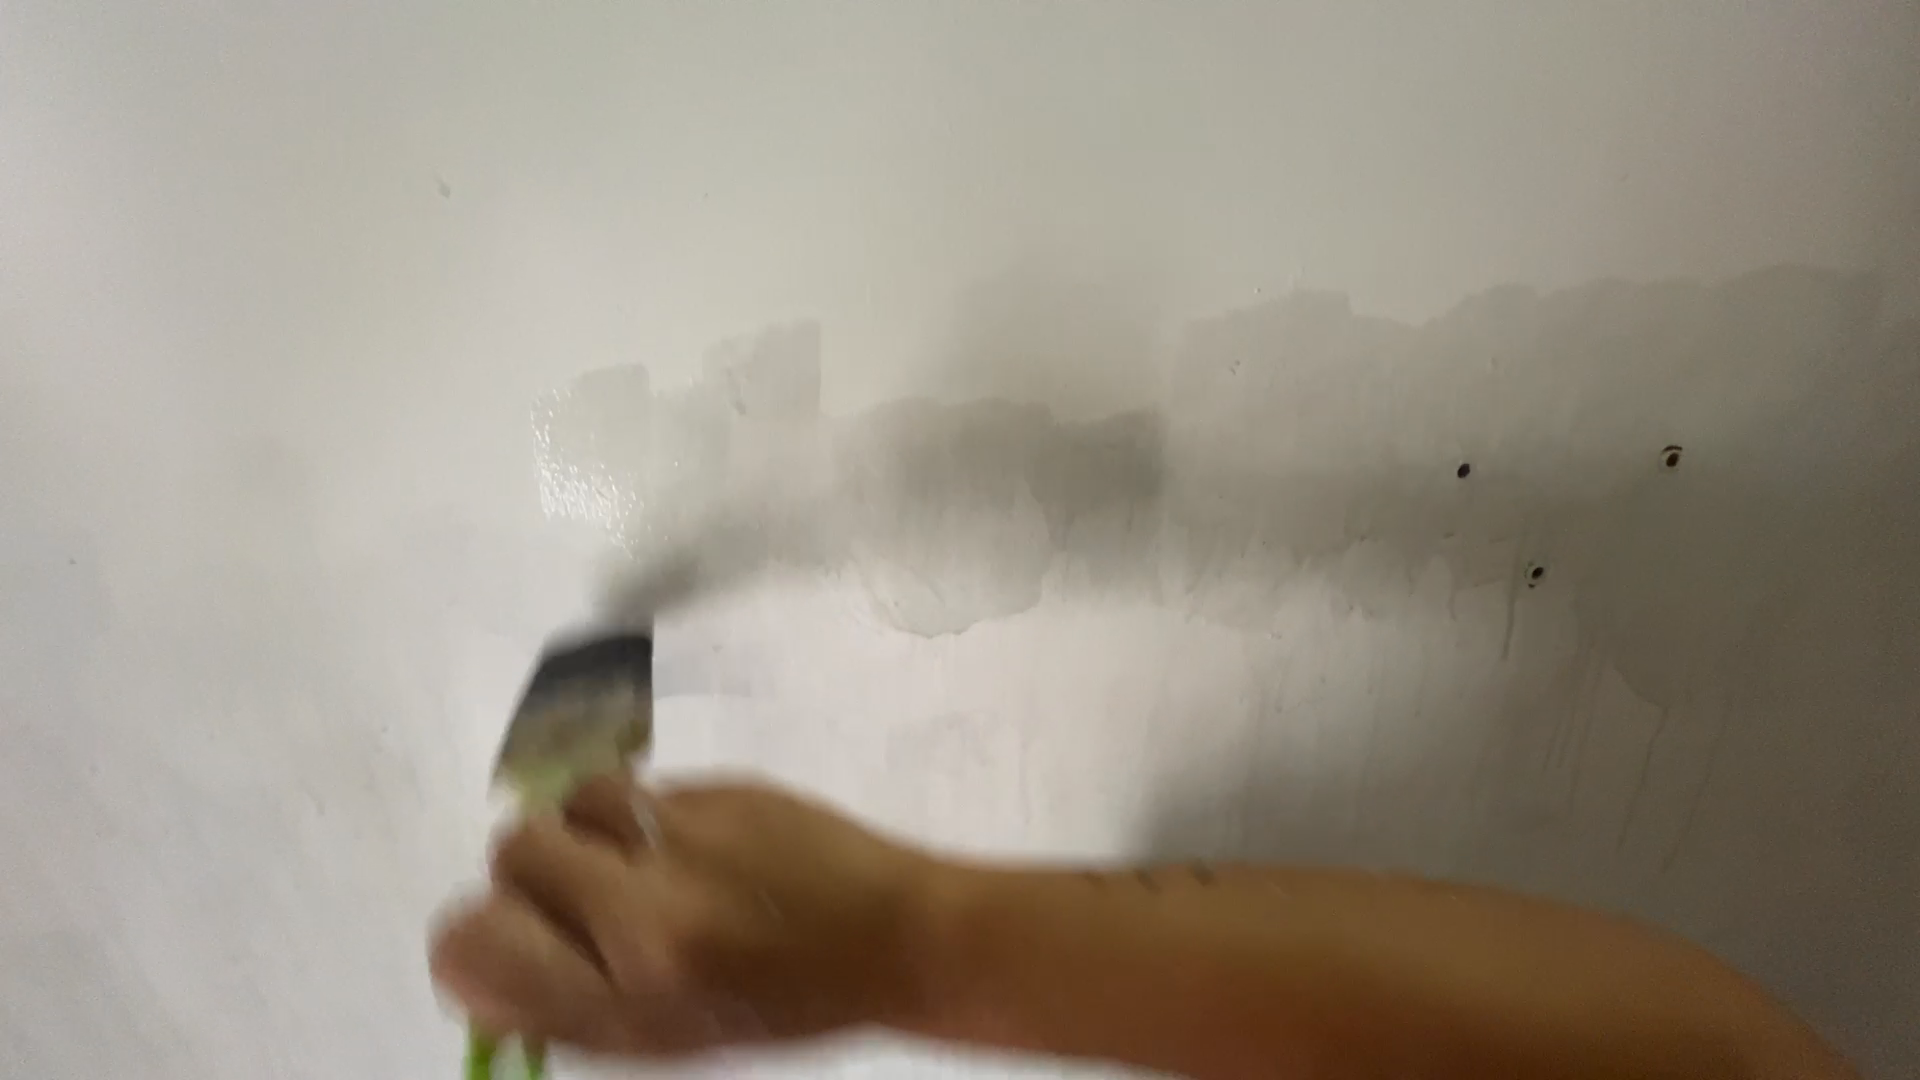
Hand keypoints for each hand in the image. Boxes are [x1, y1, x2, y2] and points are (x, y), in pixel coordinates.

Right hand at [428, 774, 939, 1057]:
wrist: (890, 933)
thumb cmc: (780, 1005)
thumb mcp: (667, 1041)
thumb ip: (570, 1001)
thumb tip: (484, 953)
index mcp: (622, 1004)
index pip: (476, 946)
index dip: (473, 936)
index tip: (507, 932)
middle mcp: (646, 912)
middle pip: (518, 847)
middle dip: (532, 865)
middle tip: (582, 881)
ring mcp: (692, 837)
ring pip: (580, 796)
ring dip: (589, 821)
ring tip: (638, 846)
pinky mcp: (731, 788)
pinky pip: (651, 785)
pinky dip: (650, 809)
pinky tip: (698, 834)